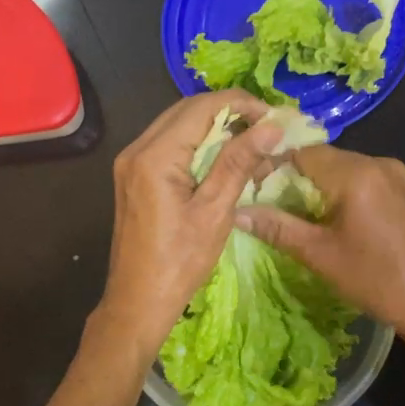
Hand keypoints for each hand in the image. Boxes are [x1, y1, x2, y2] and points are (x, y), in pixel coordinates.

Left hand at [98, 90, 280, 356]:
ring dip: (213, 127)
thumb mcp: (214, 211)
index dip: (241, 104)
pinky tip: (222, 160)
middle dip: (229, 112)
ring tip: (250, 143)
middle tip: (266, 129)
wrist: (138, 301)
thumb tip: (271, 126)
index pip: (202, 107)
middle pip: (187, 110)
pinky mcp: (132, 177)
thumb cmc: (179, 262)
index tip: (274, 118)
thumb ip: (239, 163)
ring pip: (176, 126)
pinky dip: (196, 145)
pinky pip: (167, 145)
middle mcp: (136, 150)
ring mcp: (130, 164)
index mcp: (154, 156)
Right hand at [234, 146, 404, 363]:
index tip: (248, 189)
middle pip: (320, 159)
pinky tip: (325, 221)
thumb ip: (276, 228)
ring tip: (289, 216)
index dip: (270, 167)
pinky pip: (360, 181)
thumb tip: (235, 211)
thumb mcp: (319, 255)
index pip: (300, 152)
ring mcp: (394, 176)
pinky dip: (336, 194)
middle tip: (263, 205)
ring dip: (313, 188)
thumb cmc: (376, 280)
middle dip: (290, 179)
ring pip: (340, 170)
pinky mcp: (403, 191)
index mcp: (355, 174)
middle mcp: (377, 163)